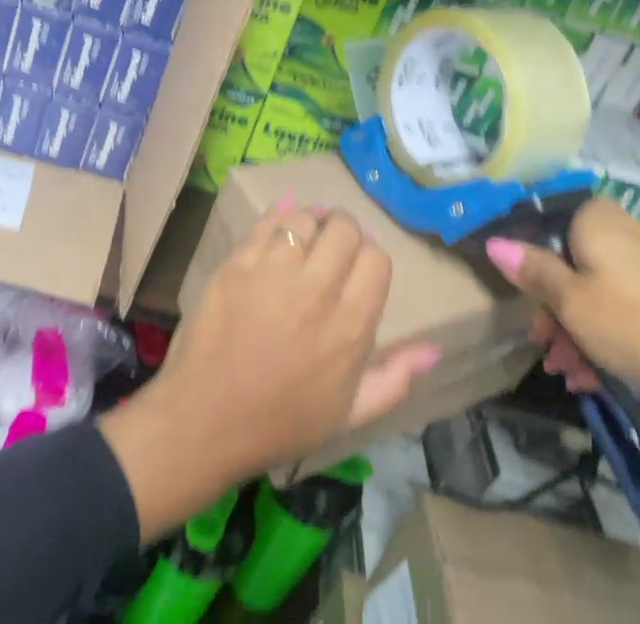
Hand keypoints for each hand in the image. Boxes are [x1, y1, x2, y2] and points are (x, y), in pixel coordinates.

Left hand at [100, 197, 439, 538]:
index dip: (372, 258)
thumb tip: (434, 349)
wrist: (204, 421)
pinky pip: (264, 224)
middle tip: (335, 246)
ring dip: (312, 221)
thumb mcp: (349, 415)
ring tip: (307, 235)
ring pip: (304, 218)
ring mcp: (271, 273)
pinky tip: (282, 218)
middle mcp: (315, 290)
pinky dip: (278, 216)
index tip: (360, 269)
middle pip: (344, 230)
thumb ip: (394, 379)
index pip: (377, 260)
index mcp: (350, 327)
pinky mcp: (234, 266)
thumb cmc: (280, 424)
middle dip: (346, 232)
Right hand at [487, 199, 639, 424]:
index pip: (546, 225)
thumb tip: (495, 241)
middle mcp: (630, 235)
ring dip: (581, 335)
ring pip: (604, 296)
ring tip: (572, 376)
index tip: (520, 303)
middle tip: (547, 351)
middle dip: (555, 311)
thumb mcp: (574, 303)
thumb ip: (534, 273)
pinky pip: (635, 316)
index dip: (526, 263)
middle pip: (574, 266)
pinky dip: (615, 342)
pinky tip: (603, 379)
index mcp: (599, 222)